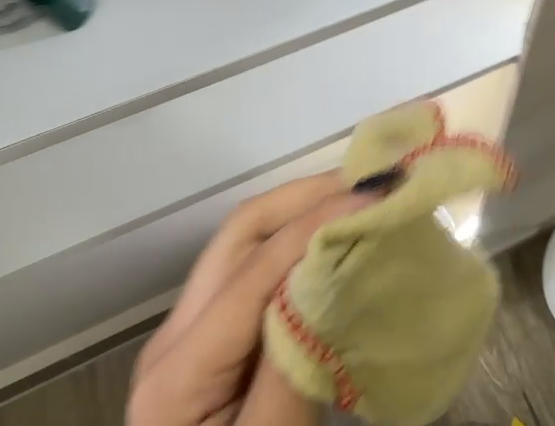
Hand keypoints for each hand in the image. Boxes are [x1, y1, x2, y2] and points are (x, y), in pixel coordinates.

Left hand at [127, 174, 374, 425]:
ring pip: (242, 244)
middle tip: (372, 184)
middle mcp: (174, 335)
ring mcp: (189, 335)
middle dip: (307, 196)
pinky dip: (296, 241)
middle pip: (239, 234)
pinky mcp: (211, 342)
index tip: (380, 197)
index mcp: (178, 369)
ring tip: (360, 199)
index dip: (318, 222)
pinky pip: (250, 271)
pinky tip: (335, 240)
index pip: (255, 268)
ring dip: (301, 210)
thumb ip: (291, 364)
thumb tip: (327, 275)